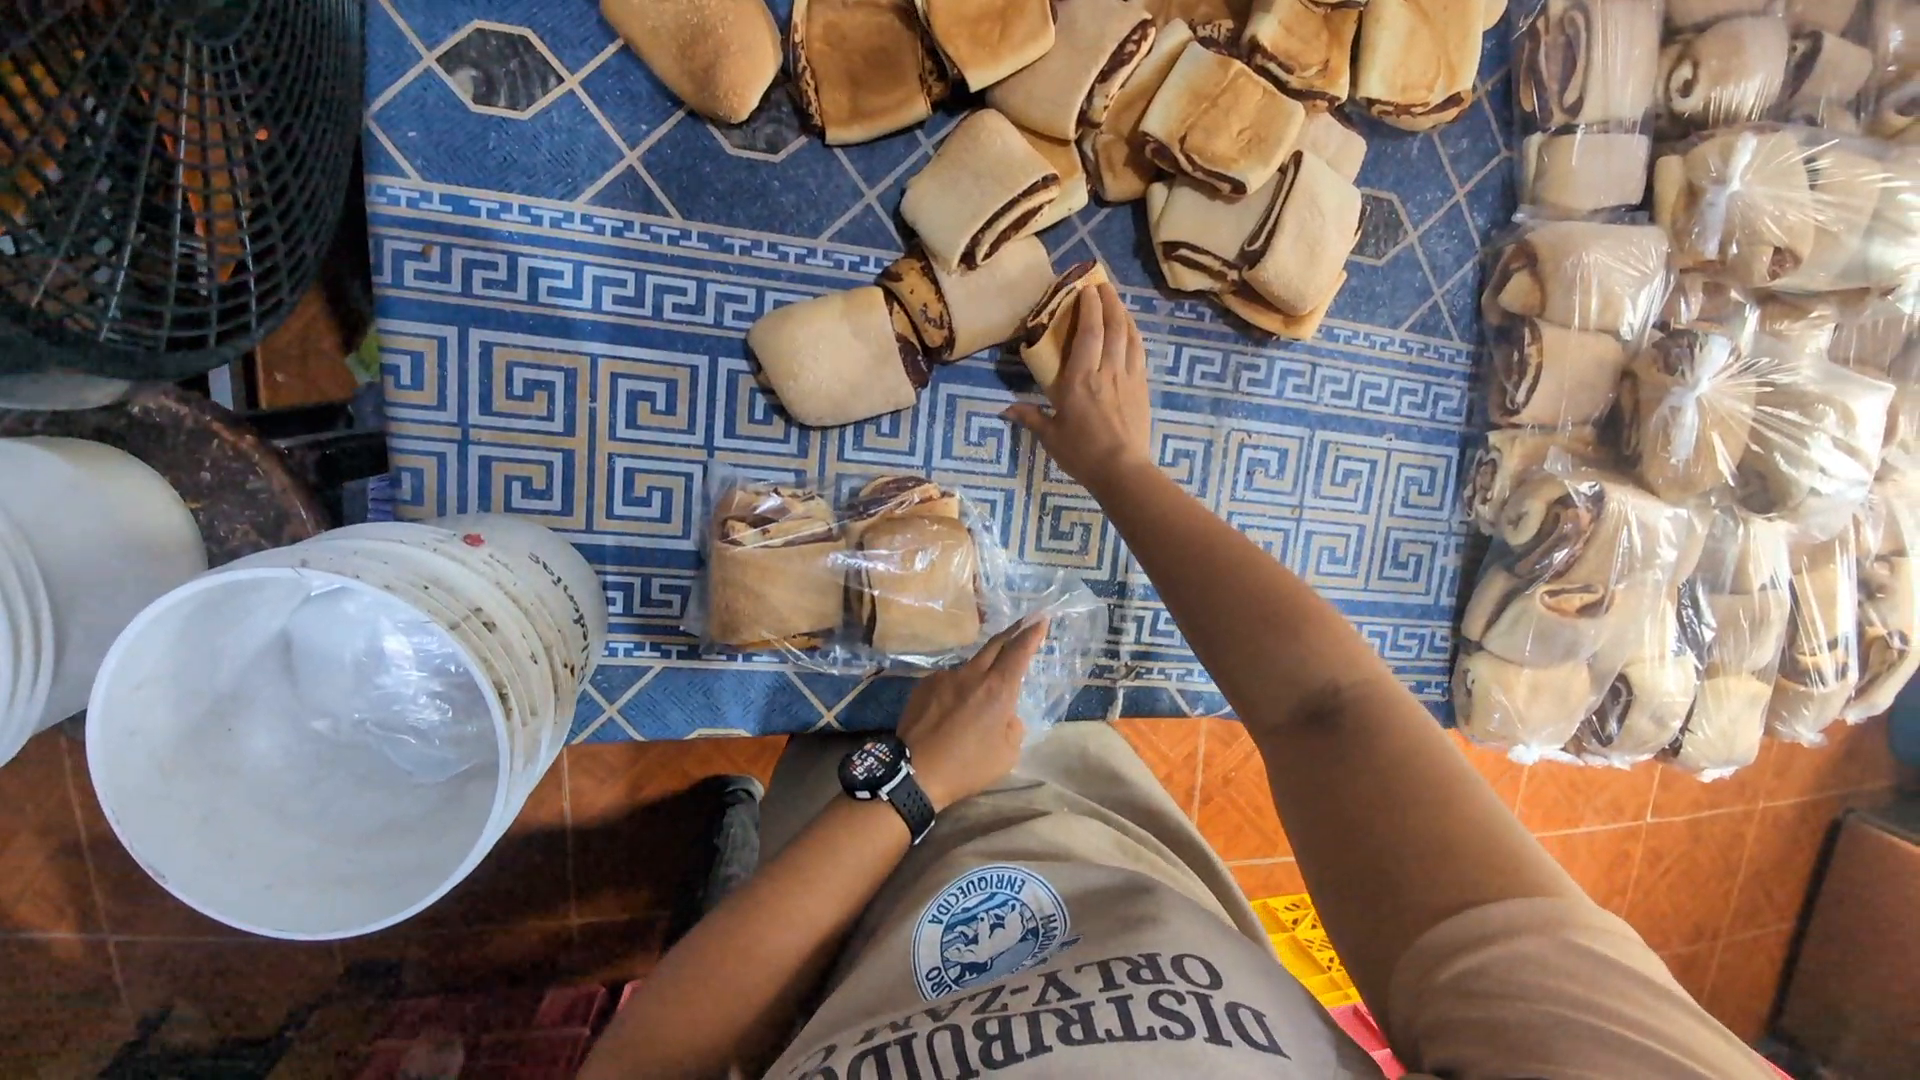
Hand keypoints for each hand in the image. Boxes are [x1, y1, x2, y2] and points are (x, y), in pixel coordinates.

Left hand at [897, 618, 1048, 809]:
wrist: (914, 773)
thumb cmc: (967, 767)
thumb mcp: (1007, 753)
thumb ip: (1013, 726)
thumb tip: (1006, 714)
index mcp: (998, 689)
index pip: (1019, 651)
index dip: (1032, 633)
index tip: (1041, 618)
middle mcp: (972, 674)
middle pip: (995, 644)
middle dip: (1012, 633)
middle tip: (1023, 626)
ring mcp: (944, 676)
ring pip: (970, 666)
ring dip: (981, 671)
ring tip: (979, 696)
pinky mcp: (924, 684)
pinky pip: (948, 680)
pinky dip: (957, 688)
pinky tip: (952, 710)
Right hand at [1004, 282, 1153, 493]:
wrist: (1122, 470)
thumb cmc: (1082, 453)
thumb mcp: (1051, 436)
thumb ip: (1030, 417)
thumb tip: (1005, 410)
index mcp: (1080, 379)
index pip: (1088, 332)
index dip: (1088, 306)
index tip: (1086, 287)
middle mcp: (1106, 371)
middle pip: (1112, 326)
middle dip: (1109, 301)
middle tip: (1102, 285)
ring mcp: (1129, 378)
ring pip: (1130, 336)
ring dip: (1124, 314)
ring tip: (1117, 301)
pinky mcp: (1142, 388)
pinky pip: (1140, 353)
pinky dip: (1135, 336)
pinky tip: (1131, 332)